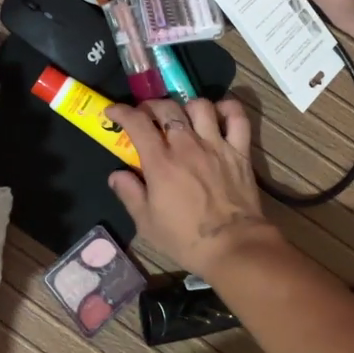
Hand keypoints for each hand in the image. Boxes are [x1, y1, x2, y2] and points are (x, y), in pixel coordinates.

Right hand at [107, 97, 285, 276]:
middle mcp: (187, 145)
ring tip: (183, 117)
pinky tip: (218, 114)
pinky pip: (237, 117)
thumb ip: (129, 194)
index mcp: (160, 162)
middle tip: (147, 116)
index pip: (137, 122)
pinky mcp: (239, 151)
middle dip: (151, 106)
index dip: (122, 111)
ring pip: (200, 106)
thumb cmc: (185, 239)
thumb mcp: (147, 223)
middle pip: (167, 108)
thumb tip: (116, 174)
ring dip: (187, 106)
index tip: (113, 112)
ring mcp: (216, 145)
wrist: (232, 246)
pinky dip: (227, 109)